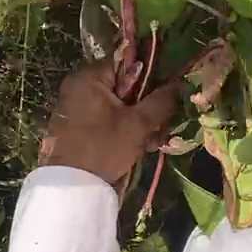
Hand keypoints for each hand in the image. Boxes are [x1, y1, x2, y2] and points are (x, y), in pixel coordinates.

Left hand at [37, 63, 178, 185]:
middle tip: (162, 125)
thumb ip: (161, 101)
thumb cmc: (103, 147)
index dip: (152, 77)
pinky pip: (107, 119)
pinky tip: (139, 146)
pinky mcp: (77, 126)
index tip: (167, 96)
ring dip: (139, 121)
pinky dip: (124, 129)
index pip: (128, 63)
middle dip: (146, 105)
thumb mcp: (137, 124)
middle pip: (124, 86)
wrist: (70, 188)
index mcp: (89, 77)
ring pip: (118, 105)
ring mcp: (76, 107)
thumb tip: (181, 83)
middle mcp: (79, 86)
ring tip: (153, 141)